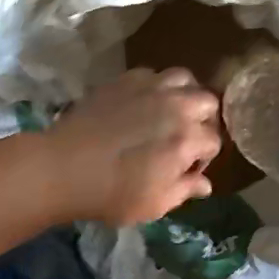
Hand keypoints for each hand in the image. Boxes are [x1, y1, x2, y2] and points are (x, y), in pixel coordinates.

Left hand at [47, 68, 222, 226]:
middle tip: (186, 135)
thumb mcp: (155, 204)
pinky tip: (144, 102)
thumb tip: (206, 184)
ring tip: (171, 110)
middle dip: (204, 118)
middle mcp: (175, 106)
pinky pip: (152, 74)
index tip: (188, 168)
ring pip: (183, 78)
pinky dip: (156, 85)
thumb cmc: (111, 194)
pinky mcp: (124, 79)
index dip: (204, 157)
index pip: (214, 141)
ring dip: (185, 93)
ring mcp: (150, 87)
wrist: (63, 167)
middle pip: (207, 101)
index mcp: (187, 139)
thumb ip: (185, 190)